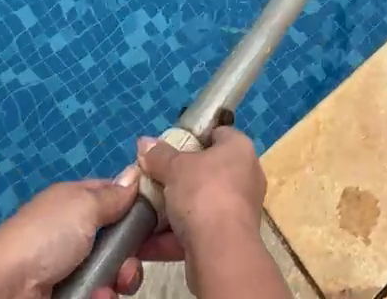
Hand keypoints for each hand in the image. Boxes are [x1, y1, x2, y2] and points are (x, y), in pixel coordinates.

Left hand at [0, 174, 146, 298]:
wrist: (3, 293)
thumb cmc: (45, 238)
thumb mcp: (83, 205)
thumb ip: (114, 195)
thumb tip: (135, 174)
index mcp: (77, 203)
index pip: (116, 198)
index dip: (137, 206)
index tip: (157, 218)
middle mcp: (77, 235)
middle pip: (121, 243)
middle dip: (130, 257)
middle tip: (127, 266)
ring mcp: (73, 271)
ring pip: (114, 276)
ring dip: (117, 283)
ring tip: (107, 289)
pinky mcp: (72, 297)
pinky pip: (100, 296)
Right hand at [136, 127, 268, 293]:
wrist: (221, 252)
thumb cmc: (203, 193)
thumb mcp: (175, 168)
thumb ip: (159, 155)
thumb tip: (144, 142)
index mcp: (239, 149)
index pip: (217, 134)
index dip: (192, 138)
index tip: (168, 148)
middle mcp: (244, 176)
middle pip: (205, 172)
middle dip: (176, 179)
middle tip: (152, 180)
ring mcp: (237, 210)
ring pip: (199, 205)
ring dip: (170, 211)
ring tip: (142, 211)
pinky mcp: (228, 239)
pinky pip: (196, 232)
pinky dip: (171, 237)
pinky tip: (144, 242)